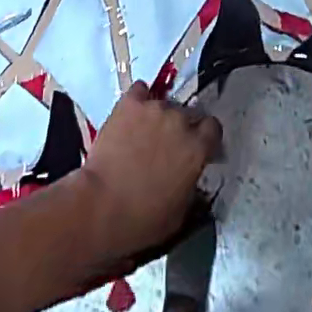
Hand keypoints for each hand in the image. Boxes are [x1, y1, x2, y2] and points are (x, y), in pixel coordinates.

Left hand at [74, 82, 220, 265]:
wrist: (99, 207)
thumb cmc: (141, 220)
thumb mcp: (180, 212)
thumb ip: (191, 185)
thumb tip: (190, 177)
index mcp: (198, 148)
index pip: (213, 128)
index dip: (204, 137)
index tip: (195, 147)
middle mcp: (181, 121)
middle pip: (189, 114)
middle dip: (181, 128)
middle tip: (165, 146)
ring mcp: (155, 109)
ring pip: (164, 105)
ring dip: (158, 118)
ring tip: (142, 135)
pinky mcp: (130, 104)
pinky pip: (139, 91)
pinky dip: (138, 99)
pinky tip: (132, 112)